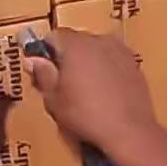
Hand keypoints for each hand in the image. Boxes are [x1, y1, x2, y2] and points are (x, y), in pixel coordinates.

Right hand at [26, 29, 166, 164]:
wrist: (128, 130)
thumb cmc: (84, 115)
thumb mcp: (54, 99)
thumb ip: (43, 75)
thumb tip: (32, 60)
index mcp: (75, 46)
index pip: (53, 35)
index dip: (43, 51)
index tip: (40, 69)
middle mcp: (99, 40)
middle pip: (75, 40)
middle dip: (65, 56)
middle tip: (59, 82)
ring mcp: (120, 50)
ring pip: (94, 49)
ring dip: (85, 61)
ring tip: (82, 87)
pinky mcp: (134, 63)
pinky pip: (111, 59)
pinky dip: (103, 68)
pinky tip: (102, 90)